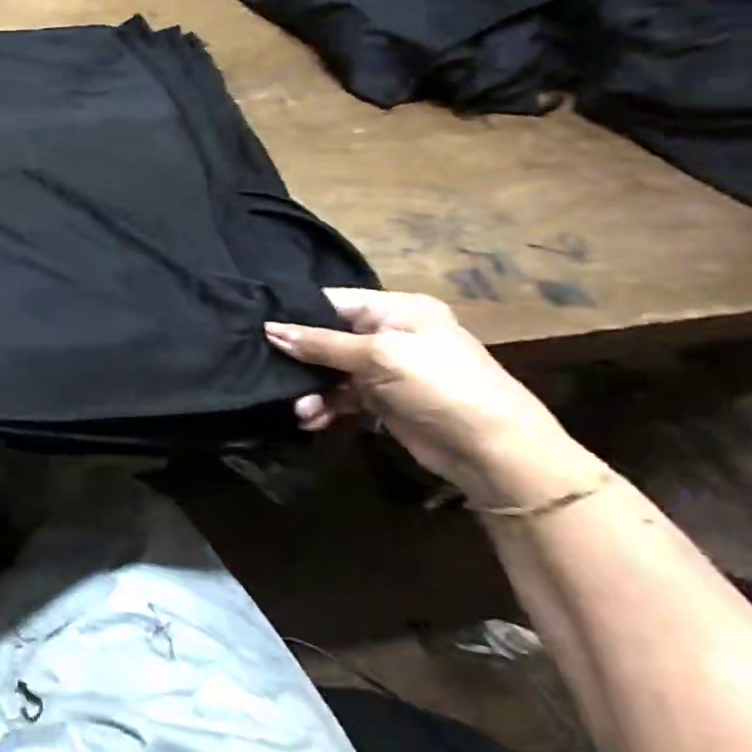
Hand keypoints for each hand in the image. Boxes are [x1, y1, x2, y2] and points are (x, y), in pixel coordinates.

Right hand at [265, 289, 581, 502]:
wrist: (492, 450)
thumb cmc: (438, 384)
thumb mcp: (378, 356)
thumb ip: (322, 344)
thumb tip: (270, 329)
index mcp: (396, 308)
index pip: (335, 301)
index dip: (299, 313)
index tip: (259, 325)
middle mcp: (390, 333)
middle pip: (330, 337)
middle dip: (302, 358)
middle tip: (270, 371)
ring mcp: (387, 369)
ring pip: (333, 371)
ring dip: (313, 389)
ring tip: (299, 408)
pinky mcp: (384, 401)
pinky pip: (344, 397)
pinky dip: (327, 407)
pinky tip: (313, 419)